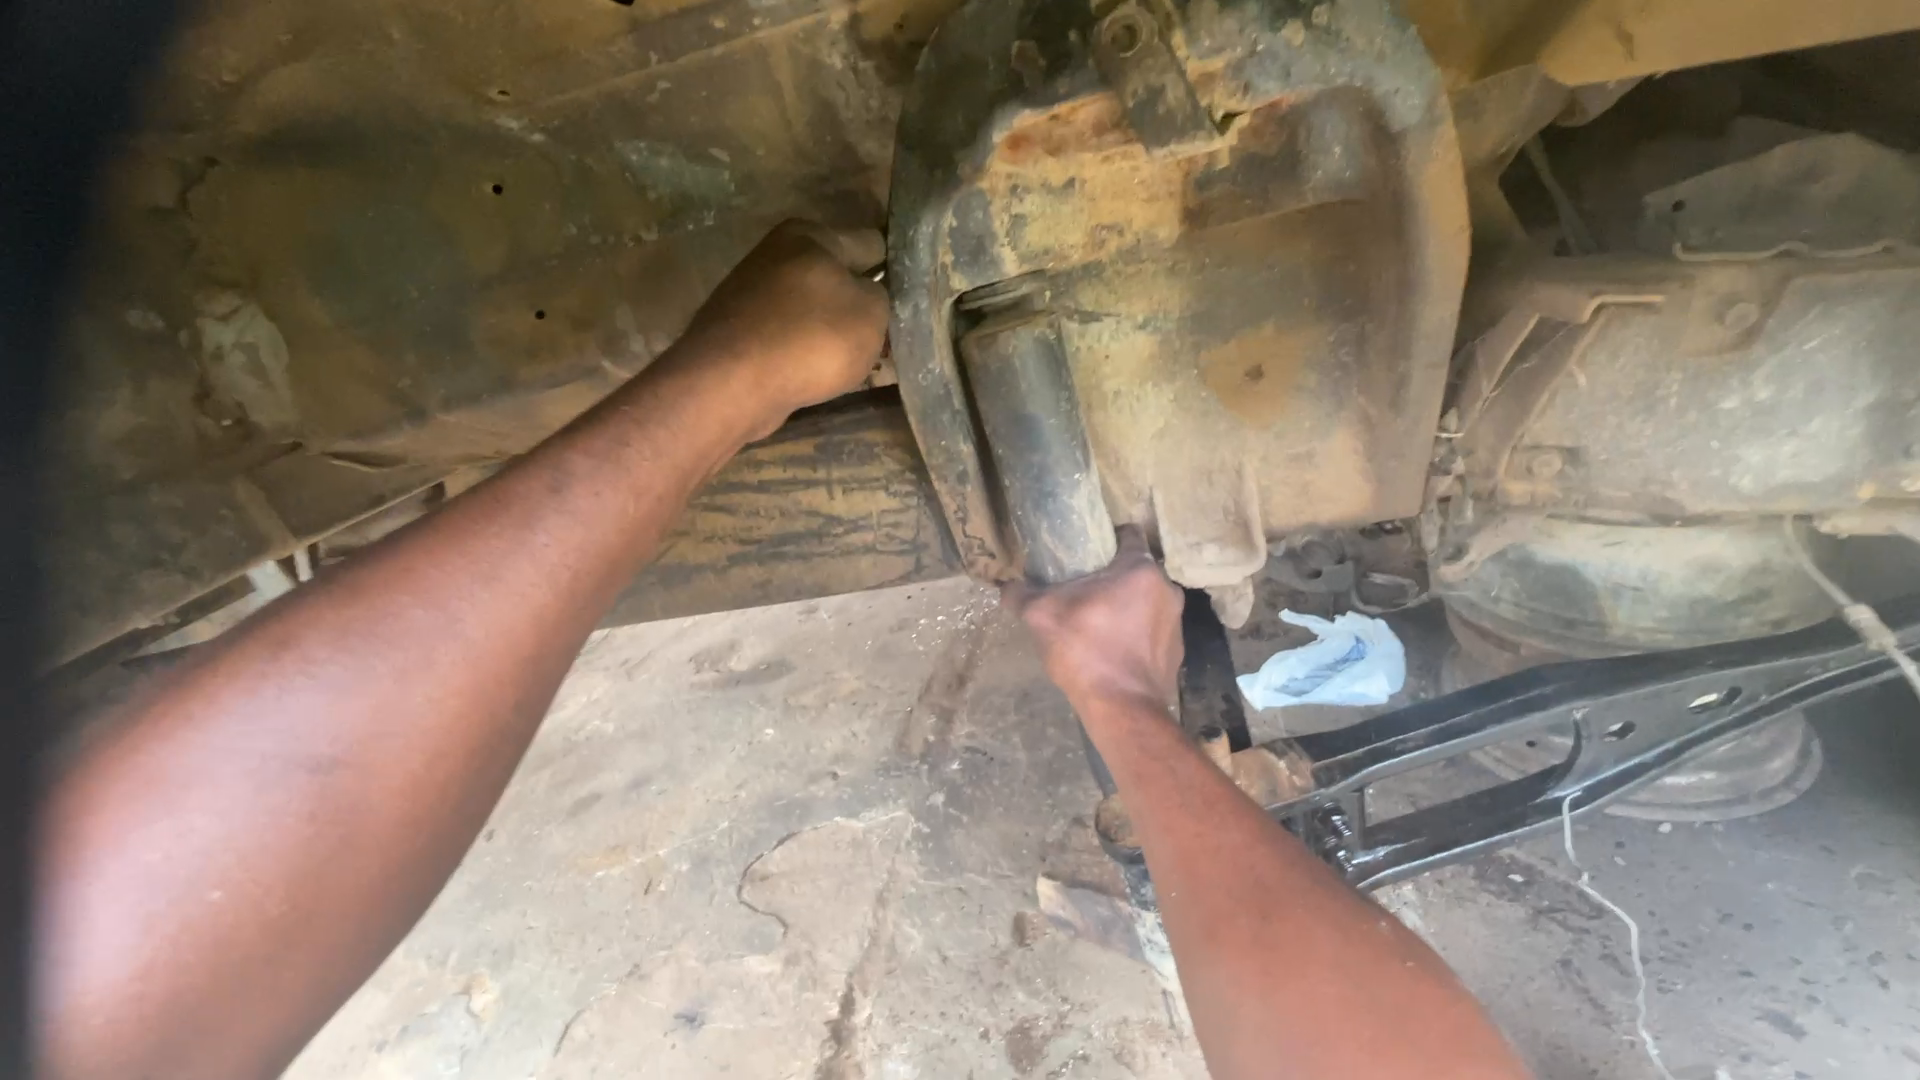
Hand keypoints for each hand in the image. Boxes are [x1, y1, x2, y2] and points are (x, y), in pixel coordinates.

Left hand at [676, 220, 887, 436]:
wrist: (733, 384)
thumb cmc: (812, 339)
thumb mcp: (872, 313)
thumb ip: (881, 296)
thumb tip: (867, 296)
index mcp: (811, 234)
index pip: (872, 242)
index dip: (897, 268)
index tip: (913, 296)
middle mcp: (777, 253)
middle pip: (838, 277)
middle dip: (862, 305)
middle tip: (888, 338)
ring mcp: (753, 292)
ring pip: (814, 310)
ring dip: (835, 332)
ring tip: (858, 363)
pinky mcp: (740, 330)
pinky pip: (790, 336)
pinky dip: (807, 352)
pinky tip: (820, 374)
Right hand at [1004, 526, 1186, 708]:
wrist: (1122, 708)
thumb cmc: (1085, 649)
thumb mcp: (1041, 615)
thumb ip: (1021, 594)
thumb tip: (1006, 586)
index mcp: (1140, 569)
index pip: (1129, 534)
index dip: (1107, 537)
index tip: (1086, 550)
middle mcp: (1166, 589)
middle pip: (1136, 571)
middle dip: (1112, 577)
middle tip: (1083, 590)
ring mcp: (1176, 623)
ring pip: (1146, 602)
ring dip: (1125, 607)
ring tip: (1096, 622)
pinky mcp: (1176, 653)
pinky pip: (1152, 632)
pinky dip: (1135, 635)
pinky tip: (1111, 650)